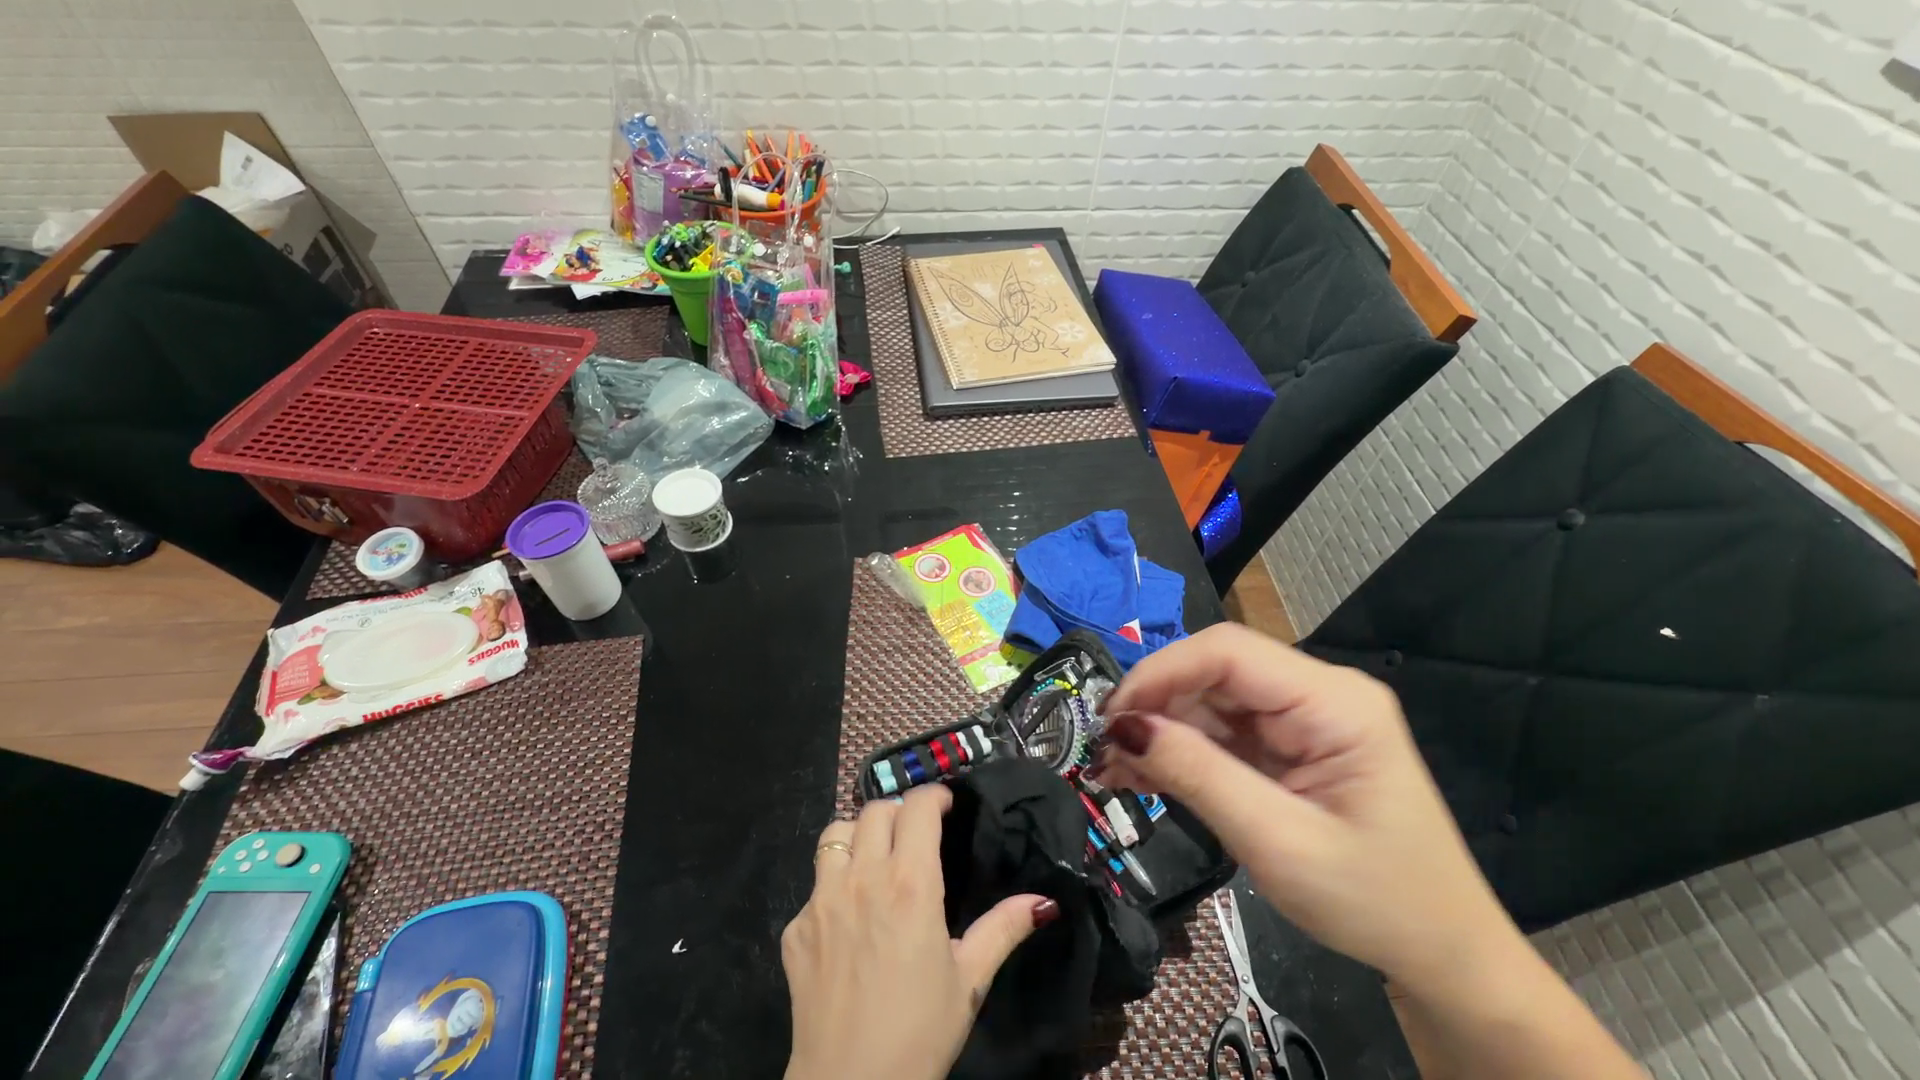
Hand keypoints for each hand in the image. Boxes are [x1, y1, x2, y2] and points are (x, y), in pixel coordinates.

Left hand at [781, 785, 1059, 1079]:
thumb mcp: (970, 979)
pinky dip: (833, 884)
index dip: (933, 796)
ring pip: (834, 834)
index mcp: (910, 883)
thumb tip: (1043, 900)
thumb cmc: (920, 1030)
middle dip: (898, 812)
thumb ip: (1003, 929)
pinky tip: (848, 919)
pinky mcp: (795, 928)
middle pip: (874, 811)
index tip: (945, 804)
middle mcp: (862, 878)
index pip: (917, 807)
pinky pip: (814, 885)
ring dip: (858, 835)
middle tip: (915, 835)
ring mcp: (821, 901)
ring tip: (875, 859)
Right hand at [1092, 623, 1512, 993]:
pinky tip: (1144, 777)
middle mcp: (1319, 695)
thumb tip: (1122, 727)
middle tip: (1102, 754)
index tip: (1109, 720)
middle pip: (1216, 672)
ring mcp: (1304, 721)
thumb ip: (1198, 775)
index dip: (1160, 673)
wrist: (1441, 953)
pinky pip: (1223, 734)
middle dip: (1154, 705)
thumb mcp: (1278, 842)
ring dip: (1160, 731)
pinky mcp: (1291, 748)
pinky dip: (1181, 753)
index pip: (1228, 652)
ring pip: (1211, 701)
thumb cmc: (1374, 900)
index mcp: (1334, 702)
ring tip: (1113, 772)